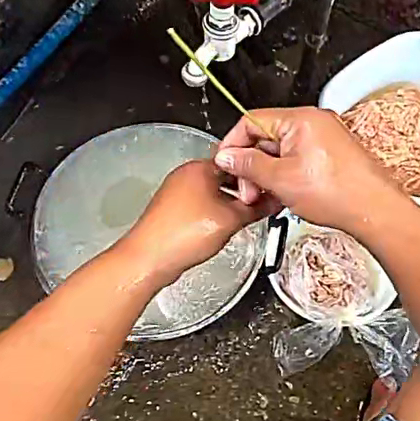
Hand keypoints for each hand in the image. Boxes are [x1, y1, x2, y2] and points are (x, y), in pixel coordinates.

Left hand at [110, 160, 277, 285]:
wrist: (149, 258)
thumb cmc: (180, 235)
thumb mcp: (230, 220)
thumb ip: (254, 209)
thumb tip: (271, 203)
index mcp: (199, 168)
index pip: (237, 161)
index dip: (255, 176)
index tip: (269, 189)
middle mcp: (186, 175)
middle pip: (225, 176)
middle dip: (244, 191)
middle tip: (261, 206)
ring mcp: (178, 193)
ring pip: (214, 192)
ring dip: (230, 204)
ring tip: (245, 219)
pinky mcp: (174, 210)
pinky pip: (202, 206)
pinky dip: (215, 214)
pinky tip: (223, 228)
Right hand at [212, 107, 412, 235]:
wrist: (375, 211)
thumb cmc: (339, 193)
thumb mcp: (280, 179)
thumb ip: (248, 165)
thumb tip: (227, 157)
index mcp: (300, 119)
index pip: (251, 121)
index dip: (233, 145)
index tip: (227, 164)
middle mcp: (314, 122)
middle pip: (266, 137)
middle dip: (252, 165)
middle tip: (248, 190)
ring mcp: (325, 138)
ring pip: (281, 151)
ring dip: (268, 174)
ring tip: (268, 197)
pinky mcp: (332, 155)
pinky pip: (298, 159)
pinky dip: (286, 176)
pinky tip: (285, 196)